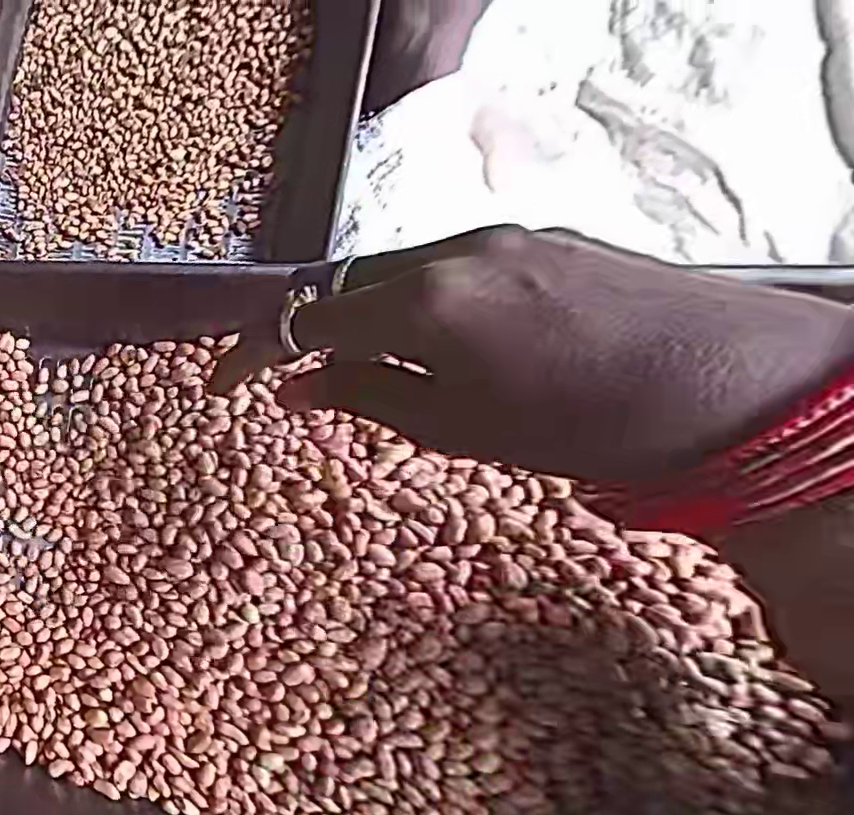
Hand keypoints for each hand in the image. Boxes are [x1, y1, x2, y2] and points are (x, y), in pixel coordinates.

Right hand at [212, 226, 853, 484]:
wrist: (745, 385)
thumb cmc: (578, 423)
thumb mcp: (447, 425)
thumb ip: (358, 394)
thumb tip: (292, 387)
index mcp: (421, 304)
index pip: (303, 320)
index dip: (250, 355)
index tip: (219, 386)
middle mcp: (453, 254)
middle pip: (338, 284)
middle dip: (299, 330)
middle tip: (284, 377)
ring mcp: (500, 240)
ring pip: (388, 273)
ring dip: (354, 317)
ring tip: (359, 369)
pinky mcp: (539, 241)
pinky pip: (440, 267)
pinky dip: (405, 304)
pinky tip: (423, 343)